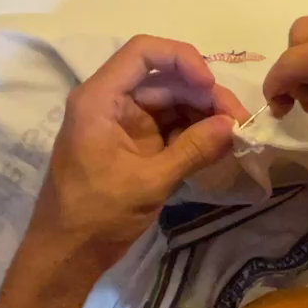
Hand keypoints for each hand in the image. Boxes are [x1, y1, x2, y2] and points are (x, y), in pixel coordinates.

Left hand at [25, 36, 245, 279]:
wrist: (68, 254)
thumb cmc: (97, 214)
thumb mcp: (149, 181)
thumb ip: (193, 149)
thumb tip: (233, 126)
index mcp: (101, 99)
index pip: (143, 52)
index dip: (182, 59)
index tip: (211, 85)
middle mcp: (112, 102)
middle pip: (165, 79)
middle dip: (204, 94)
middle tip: (239, 121)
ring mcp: (124, 124)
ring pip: (172, 103)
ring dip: (204, 114)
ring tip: (235, 134)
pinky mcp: (135, 146)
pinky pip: (170, 127)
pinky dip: (195, 133)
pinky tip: (219, 146)